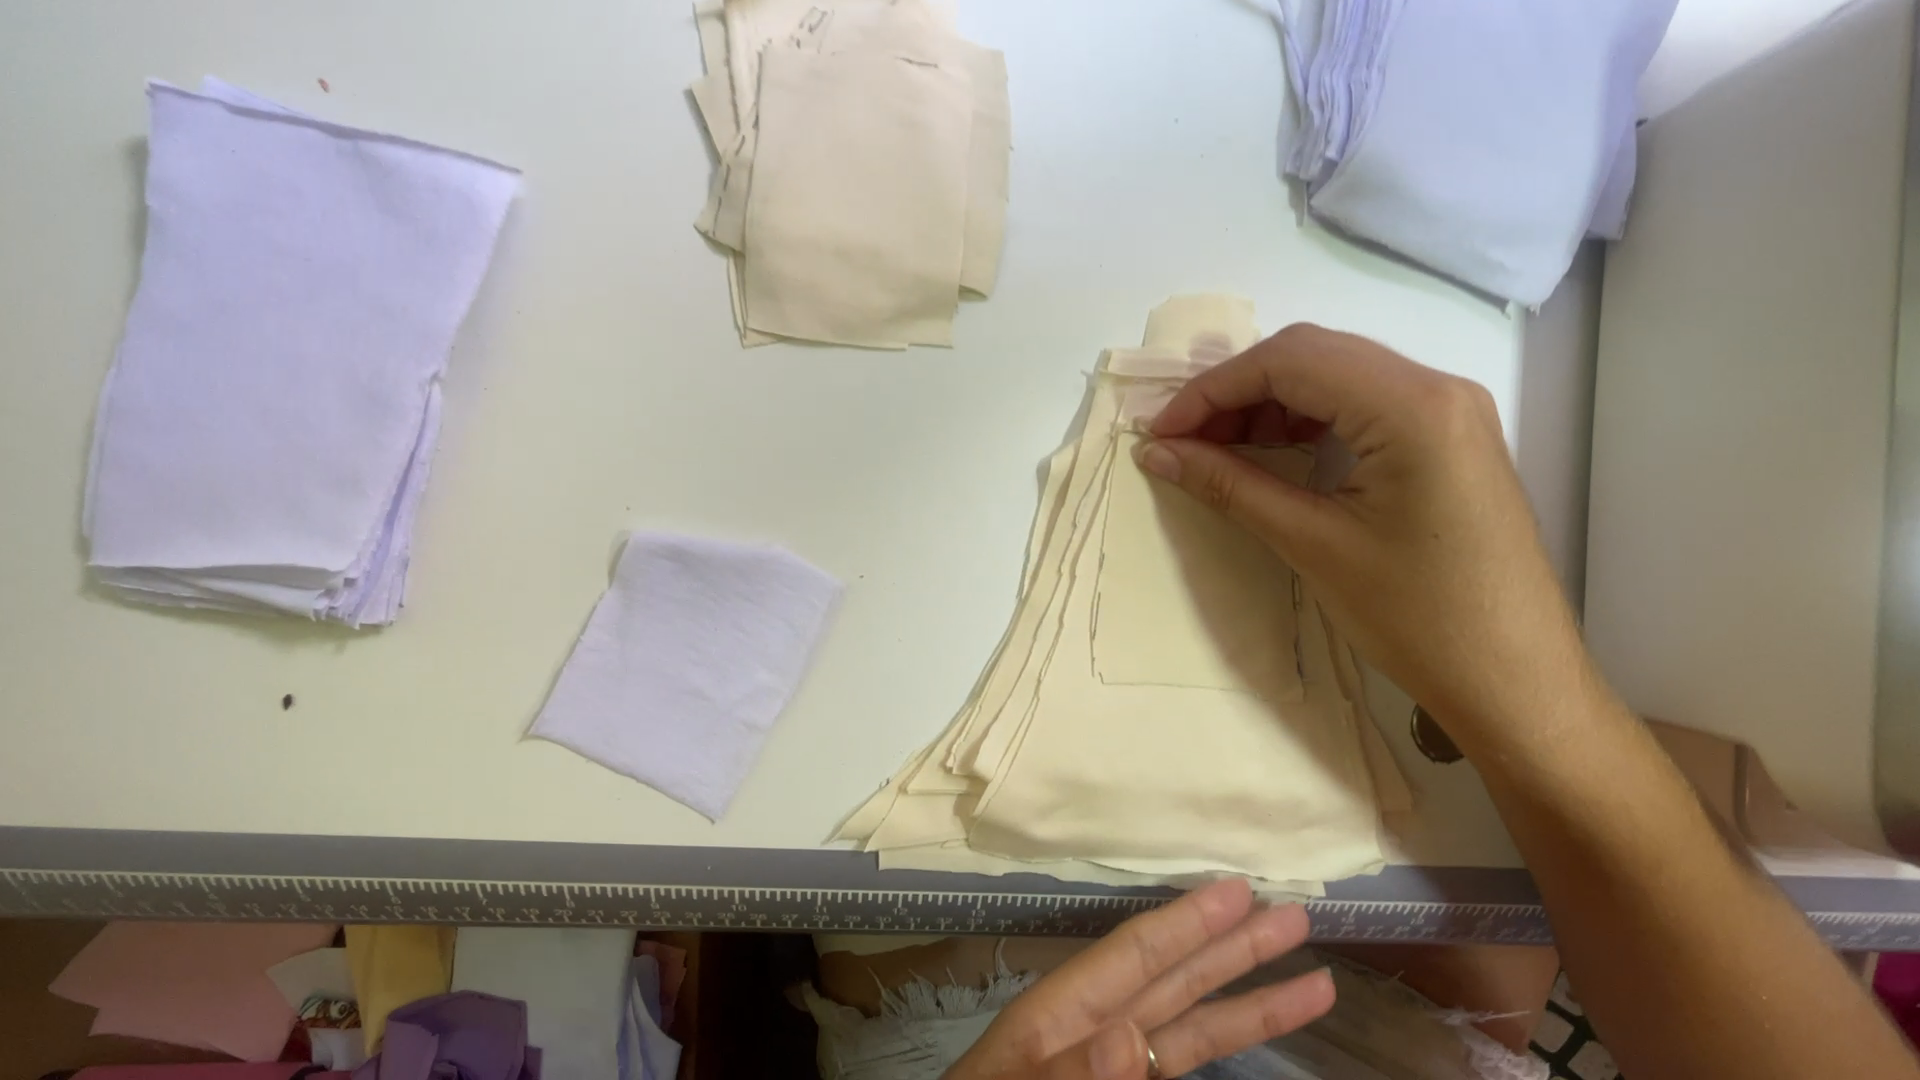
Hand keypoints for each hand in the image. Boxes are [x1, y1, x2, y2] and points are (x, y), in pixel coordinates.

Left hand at [943, 879, 1333, 1078]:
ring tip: (1315, 980)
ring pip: (1192, 1024)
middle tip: (1294, 913)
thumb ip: (1072, 1074)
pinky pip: (1182, 1063)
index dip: (1187, 921)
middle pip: (1176, 979)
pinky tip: (1255, 1029)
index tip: (1237, 889)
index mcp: (1061, 1013)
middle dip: (1235, 948)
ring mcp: (1116, 1066)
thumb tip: (1131, 1037)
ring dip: (1249, 1000)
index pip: (1135, 954)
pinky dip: (1223, 1044)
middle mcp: (1097, 1029)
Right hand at [1138, 324, 1593, 741]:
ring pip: (1336, 374)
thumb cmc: (1416, 617)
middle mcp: (1437, 387)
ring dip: (1269, 403)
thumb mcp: (1312, 544)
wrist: (1513, 678)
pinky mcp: (1448, 438)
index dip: (1211, 390)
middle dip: (1236, 391)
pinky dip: (1306, 419)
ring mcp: (1449, 410)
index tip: (1160, 432)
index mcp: (1412, 405)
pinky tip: (1274, 453)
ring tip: (1220, 451)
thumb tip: (1157, 452)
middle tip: (1183, 440)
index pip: (1289, 361)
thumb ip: (1230, 485)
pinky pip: (1363, 402)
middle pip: (1312, 355)